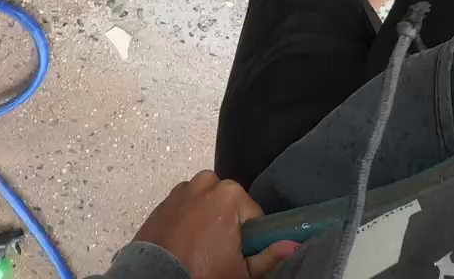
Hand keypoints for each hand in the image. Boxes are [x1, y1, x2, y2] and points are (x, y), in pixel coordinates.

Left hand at [132, 171, 298, 278]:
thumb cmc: (201, 276)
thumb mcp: (240, 275)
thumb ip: (268, 258)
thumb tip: (292, 245)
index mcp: (229, 193)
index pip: (252, 214)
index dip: (250, 239)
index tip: (240, 257)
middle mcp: (205, 183)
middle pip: (227, 205)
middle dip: (227, 226)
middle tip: (220, 257)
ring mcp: (180, 192)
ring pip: (204, 204)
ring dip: (206, 222)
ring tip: (200, 253)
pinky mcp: (160, 205)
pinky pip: (182, 210)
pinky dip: (185, 224)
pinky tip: (183, 248)